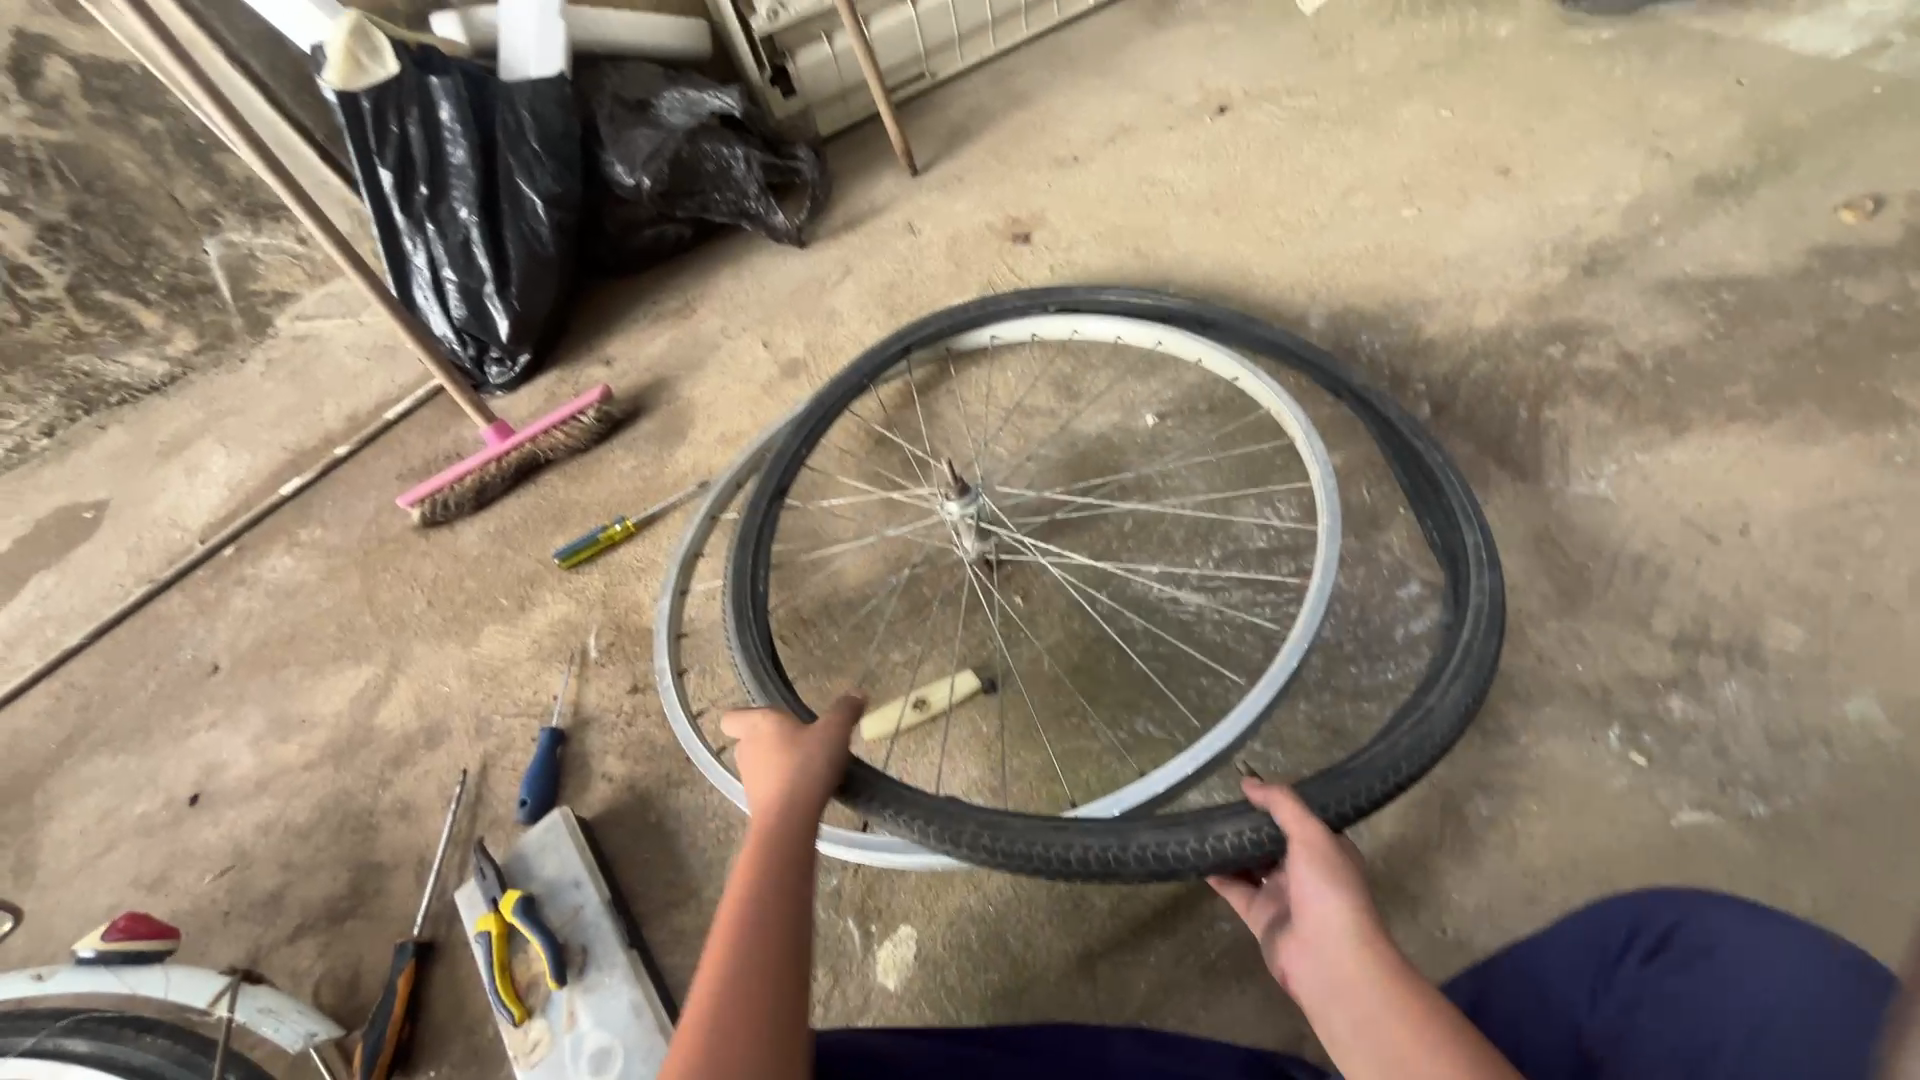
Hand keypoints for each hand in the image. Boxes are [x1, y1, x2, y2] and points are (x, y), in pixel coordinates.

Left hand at [721, 693, 865, 821]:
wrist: (788, 821)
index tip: (773, 720)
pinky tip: (807, 788)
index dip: (746, 716)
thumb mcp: (835, 731)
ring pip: (760, 763)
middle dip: (773, 739)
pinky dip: (783, 785)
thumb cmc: (807, 766)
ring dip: (779, 763)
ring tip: (809, 765)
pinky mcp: (756, 802)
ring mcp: (748, 777)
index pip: (732, 717)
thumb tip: (857, 694)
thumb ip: (845, 710)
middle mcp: (746, 748)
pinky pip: (768, 785)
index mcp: (759, 724)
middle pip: (750, 738)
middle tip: (801, 740)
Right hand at [1208, 779, 1390, 995]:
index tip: (1250, 787)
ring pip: (1251, 865)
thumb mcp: (1311, 835)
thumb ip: (1281, 804)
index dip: (1278, 804)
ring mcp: (1282, 896)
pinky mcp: (1260, 916)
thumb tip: (1248, 782)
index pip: (1301, 821)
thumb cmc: (1329, 889)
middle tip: (1218, 803)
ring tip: (1203, 824)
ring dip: (1231, 848)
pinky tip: (1197, 856)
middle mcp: (1306, 872)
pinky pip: (1234, 889)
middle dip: (1249, 825)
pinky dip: (1217, 875)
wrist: (1330, 959)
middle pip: (1272, 842)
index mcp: (1327, 852)